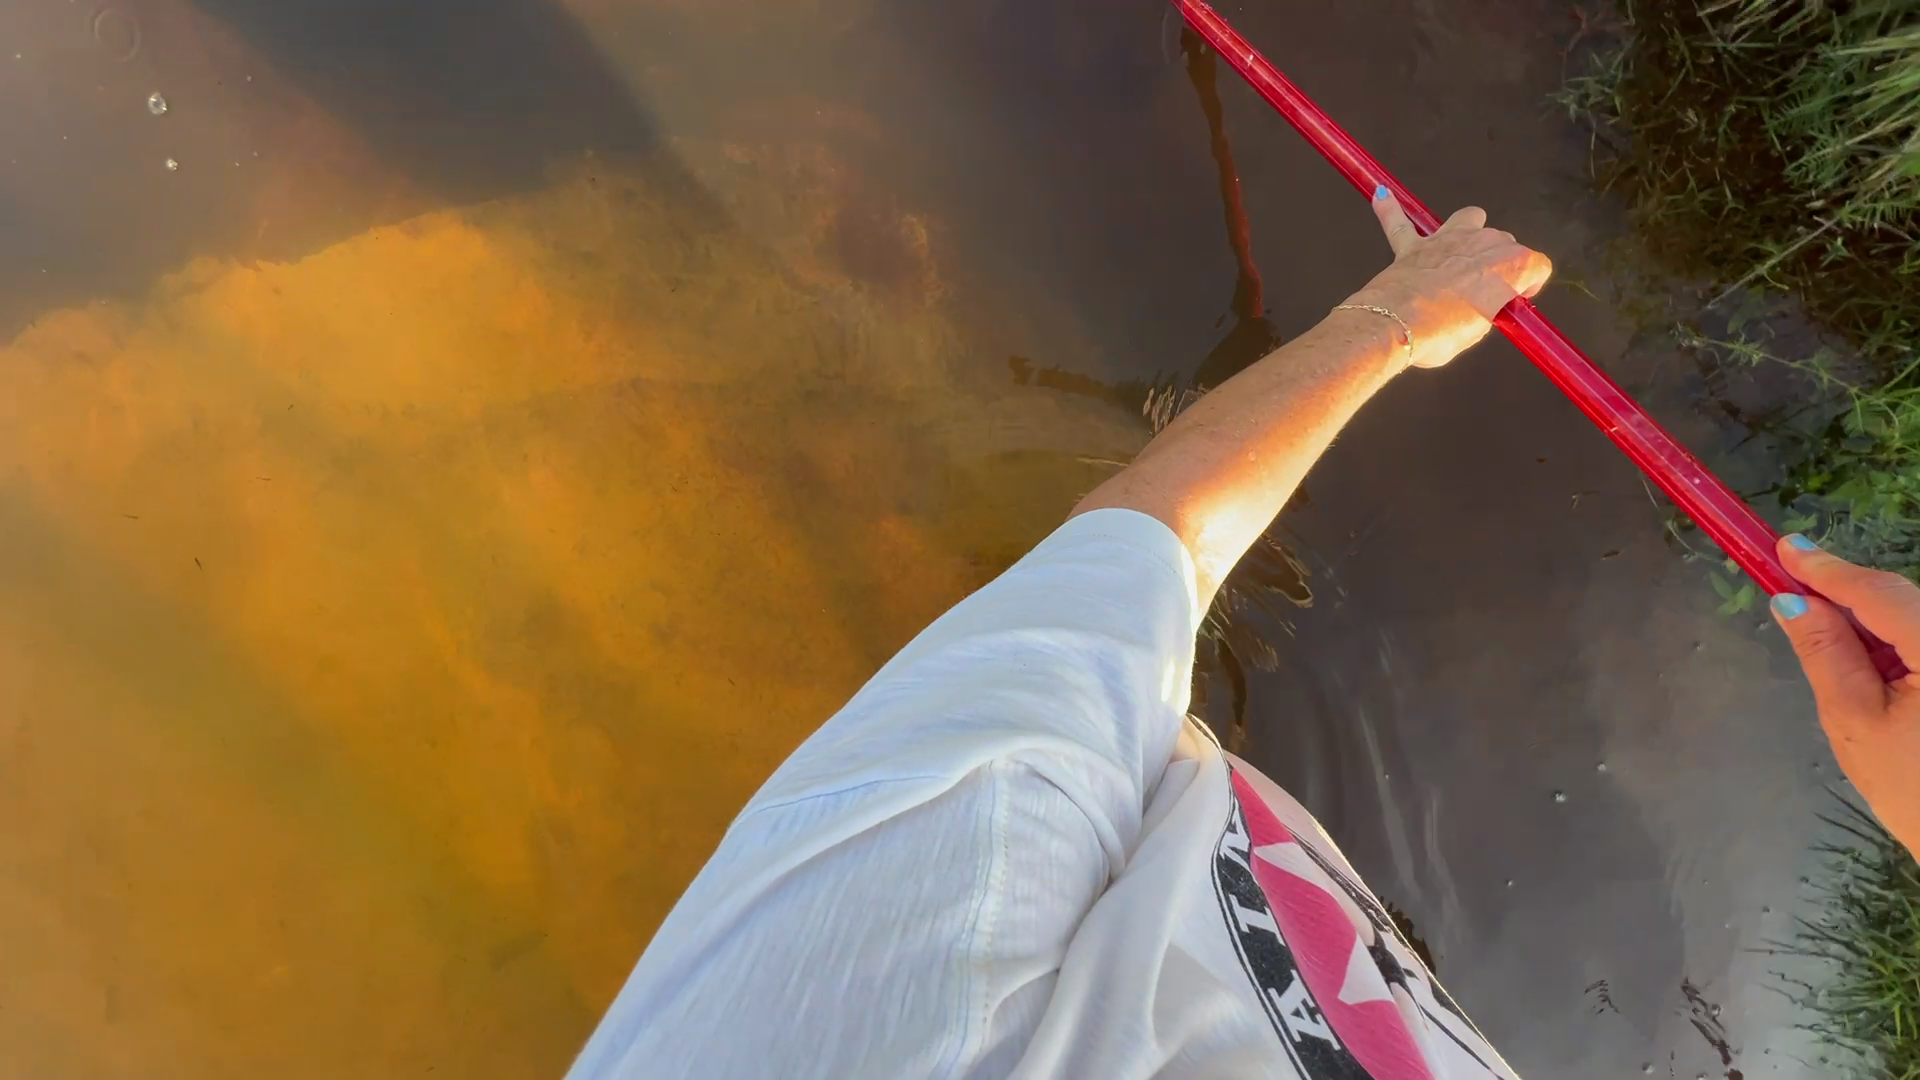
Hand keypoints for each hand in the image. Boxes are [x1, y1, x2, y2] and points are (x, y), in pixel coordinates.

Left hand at [1345, 188, 1552, 369]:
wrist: (1394, 325)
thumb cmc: (1441, 334)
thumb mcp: (1476, 331)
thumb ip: (1483, 312)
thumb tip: (1474, 308)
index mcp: (1514, 264)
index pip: (1536, 267)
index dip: (1526, 285)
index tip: (1514, 300)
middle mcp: (1486, 242)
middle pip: (1501, 244)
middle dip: (1493, 265)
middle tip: (1477, 293)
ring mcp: (1447, 241)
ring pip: (1468, 219)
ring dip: (1467, 233)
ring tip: (1459, 253)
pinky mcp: (1410, 249)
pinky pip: (1399, 224)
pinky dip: (1390, 211)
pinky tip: (1381, 195)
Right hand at [1770, 535, 1919, 850]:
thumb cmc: (1916, 788)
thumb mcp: (1853, 718)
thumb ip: (1824, 651)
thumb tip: (1794, 601)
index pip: (1880, 594)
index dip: (1828, 568)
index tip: (1785, 546)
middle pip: (1909, 605)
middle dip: (1852, 600)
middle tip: (1795, 601)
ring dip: (1880, 627)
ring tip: (1845, 658)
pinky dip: (1907, 647)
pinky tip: (1887, 673)